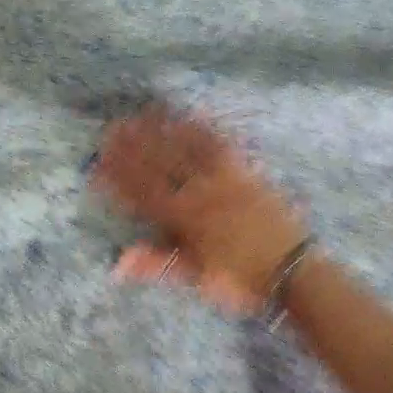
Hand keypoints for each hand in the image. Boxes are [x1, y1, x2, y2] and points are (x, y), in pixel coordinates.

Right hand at [93, 106, 307, 315]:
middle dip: (133, 146)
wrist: (294, 270)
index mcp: (186, 218)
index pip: (143, 192)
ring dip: (162, 129)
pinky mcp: (247, 171)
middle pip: (160, 163)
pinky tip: (192, 113)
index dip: (118, 177)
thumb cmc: (241, 279)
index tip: (98, 163)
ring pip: (187, 148)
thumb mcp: (197, 277)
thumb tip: (116, 263)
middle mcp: (201, 191)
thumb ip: (156, 263)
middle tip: (111, 128)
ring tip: (141, 113)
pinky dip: (205, 128)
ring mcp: (225, 177)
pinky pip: (223, 144)